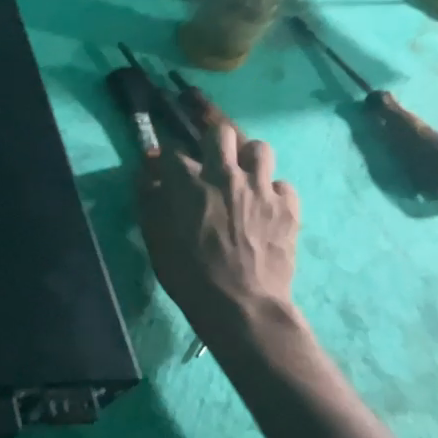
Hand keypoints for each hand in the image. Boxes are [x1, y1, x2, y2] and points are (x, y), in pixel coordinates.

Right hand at [136, 117, 300, 345]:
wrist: (242, 305)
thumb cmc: (188, 271)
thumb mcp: (154, 236)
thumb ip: (149, 199)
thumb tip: (148, 175)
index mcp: (187, 180)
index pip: (172, 149)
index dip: (166, 158)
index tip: (164, 170)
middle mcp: (225, 174)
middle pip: (220, 132)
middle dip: (212, 142)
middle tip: (210, 161)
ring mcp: (261, 188)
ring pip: (260, 149)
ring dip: (248, 160)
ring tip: (244, 179)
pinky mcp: (289, 207)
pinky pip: (283, 184)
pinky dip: (273, 192)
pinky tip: (266, 208)